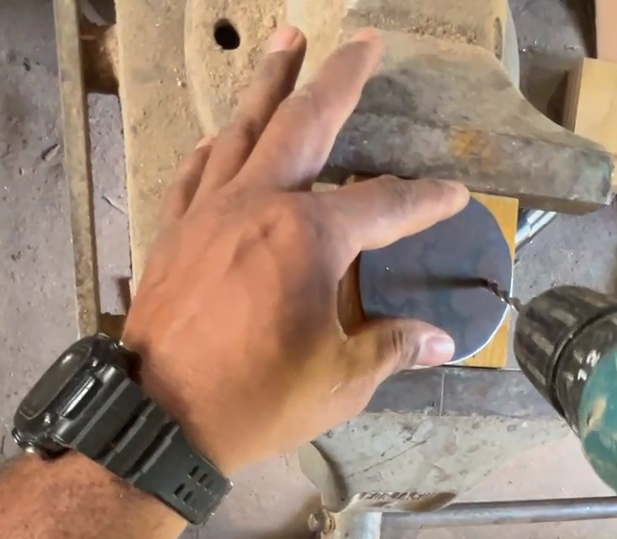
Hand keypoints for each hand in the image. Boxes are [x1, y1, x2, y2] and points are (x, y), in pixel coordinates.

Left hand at [121, 27, 470, 474]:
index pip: (384, 206)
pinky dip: (214, 146)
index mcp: (310, 237)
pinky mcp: (174, 233)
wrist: (161, 417)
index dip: (425, 200)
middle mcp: (259, 204)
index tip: (454, 194)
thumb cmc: (258, 399)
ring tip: (286, 44)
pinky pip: (196, 172)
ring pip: (244, 129)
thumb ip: (393, 349)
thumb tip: (441, 341)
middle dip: (341, 79)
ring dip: (270, 84)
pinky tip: (221, 134)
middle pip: (306, 123)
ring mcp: (209, 212)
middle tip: (363, 43)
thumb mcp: (341, 381)